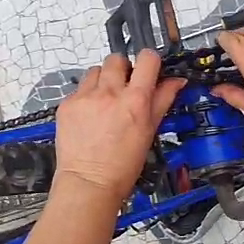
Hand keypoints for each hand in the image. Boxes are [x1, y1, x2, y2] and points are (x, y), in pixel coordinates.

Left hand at [53, 50, 184, 207]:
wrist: (89, 183)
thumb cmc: (122, 165)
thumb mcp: (149, 131)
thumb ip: (162, 100)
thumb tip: (176, 81)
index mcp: (135, 100)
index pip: (147, 59)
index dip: (149, 62)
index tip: (148, 69)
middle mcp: (110, 93)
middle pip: (117, 59)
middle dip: (122, 70)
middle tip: (123, 88)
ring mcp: (85, 97)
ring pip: (95, 71)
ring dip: (102, 80)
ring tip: (104, 101)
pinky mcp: (67, 104)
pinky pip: (79, 88)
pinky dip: (86, 96)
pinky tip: (90, 116)